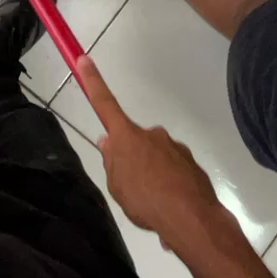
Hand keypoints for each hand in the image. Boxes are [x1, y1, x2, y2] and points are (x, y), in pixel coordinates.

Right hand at [77, 55, 221, 237]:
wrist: (193, 220)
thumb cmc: (145, 200)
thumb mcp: (117, 186)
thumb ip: (112, 163)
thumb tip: (108, 143)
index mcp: (127, 136)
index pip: (104, 103)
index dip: (92, 81)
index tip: (83, 58)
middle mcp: (151, 134)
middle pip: (135, 141)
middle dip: (134, 160)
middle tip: (135, 190)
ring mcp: (174, 147)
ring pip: (157, 159)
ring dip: (154, 178)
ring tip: (155, 207)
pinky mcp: (192, 164)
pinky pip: (175, 174)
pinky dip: (171, 189)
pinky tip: (171, 211)